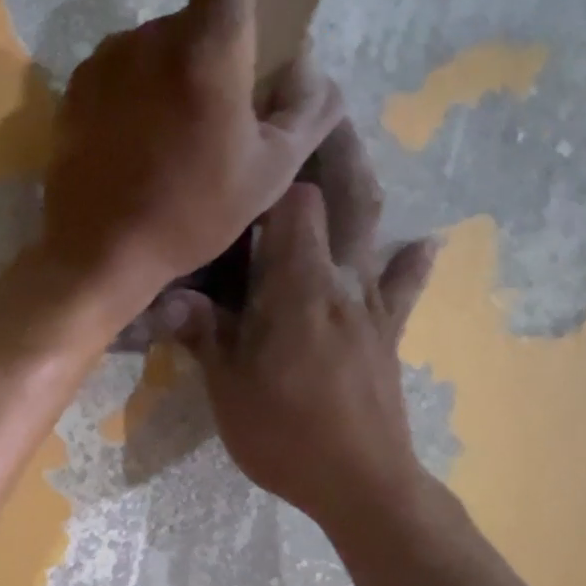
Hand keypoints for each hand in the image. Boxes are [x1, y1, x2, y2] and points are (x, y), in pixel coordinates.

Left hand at [41, 0, 344, 294]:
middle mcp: (150, 35)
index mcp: (209, 46)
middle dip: (213, 55)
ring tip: (169, 143)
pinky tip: (133, 147)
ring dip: (170, 78)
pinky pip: (119, 74)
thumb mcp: (271, 172)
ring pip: (155, 49)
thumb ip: (309, 108)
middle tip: (216, 117)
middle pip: (197, 19)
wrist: (96, 257)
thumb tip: (311, 67)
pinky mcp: (73, 90)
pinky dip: (133, 96)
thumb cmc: (189, 217)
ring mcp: (105, 61)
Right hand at [160, 120, 439, 525]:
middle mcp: (341, 282)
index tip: (253, 143)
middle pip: (344, 198)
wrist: (361, 482)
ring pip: (372, 229)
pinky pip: (402, 287)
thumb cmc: (283, 435)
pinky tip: (421, 243)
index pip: (294, 205)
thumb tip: (165, 294)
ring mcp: (371, 307)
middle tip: (315, 104)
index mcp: (297, 289)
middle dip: (329, 149)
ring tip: (349, 147)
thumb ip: (204, 332)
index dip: (274, 172)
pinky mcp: (387, 335)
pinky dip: (410, 262)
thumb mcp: (227, 388)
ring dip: (362, 183)